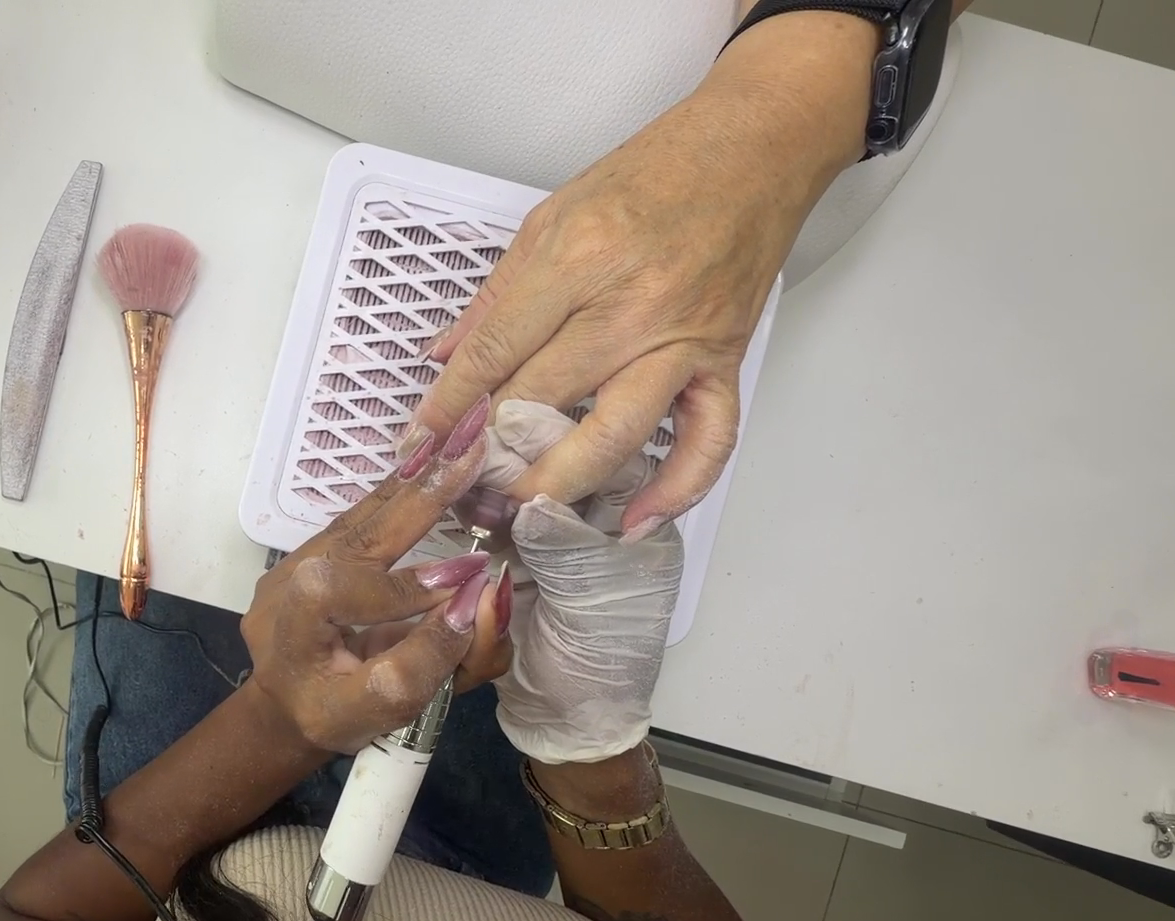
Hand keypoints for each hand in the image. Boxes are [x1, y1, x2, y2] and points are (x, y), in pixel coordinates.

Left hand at [242, 398, 512, 753]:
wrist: (282, 705)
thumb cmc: (333, 715)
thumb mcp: (382, 710)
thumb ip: (430, 662)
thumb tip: (479, 600)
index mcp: (292, 627)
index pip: (352, 597)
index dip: (410, 588)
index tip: (473, 572)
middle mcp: (286, 581)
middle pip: (357, 534)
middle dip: (421, 495)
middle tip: (471, 451)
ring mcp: (293, 560)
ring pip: (358, 516)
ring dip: (411, 480)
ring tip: (453, 440)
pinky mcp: (308, 550)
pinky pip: (356, 516)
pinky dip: (394, 490)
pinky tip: (424, 457)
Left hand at [415, 26, 874, 539]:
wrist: (757, 144)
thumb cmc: (650, 174)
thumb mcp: (549, 220)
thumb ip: (493, 298)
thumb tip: (443, 358)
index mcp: (577, 261)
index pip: (494, 352)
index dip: (447, 408)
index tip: (418, 447)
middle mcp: (630, 307)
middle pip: (542, 399)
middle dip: (490, 451)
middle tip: (458, 485)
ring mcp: (682, 340)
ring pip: (615, 435)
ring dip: (559, 484)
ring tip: (519, 514)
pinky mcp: (724, 362)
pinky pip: (709, 441)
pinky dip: (675, 490)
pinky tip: (630, 522)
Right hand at [477, 401, 683, 763]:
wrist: (564, 717)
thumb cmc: (601, 660)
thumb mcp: (597, 600)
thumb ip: (566, 544)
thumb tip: (528, 493)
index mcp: (633, 515)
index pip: (598, 454)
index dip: (553, 436)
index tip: (506, 420)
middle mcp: (589, 512)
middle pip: (549, 461)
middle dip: (508, 450)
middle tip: (464, 442)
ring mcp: (546, 530)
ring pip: (512, 482)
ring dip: (482, 474)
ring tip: (450, 464)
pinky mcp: (510, 550)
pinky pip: (487, 514)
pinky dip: (468, 504)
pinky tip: (448, 493)